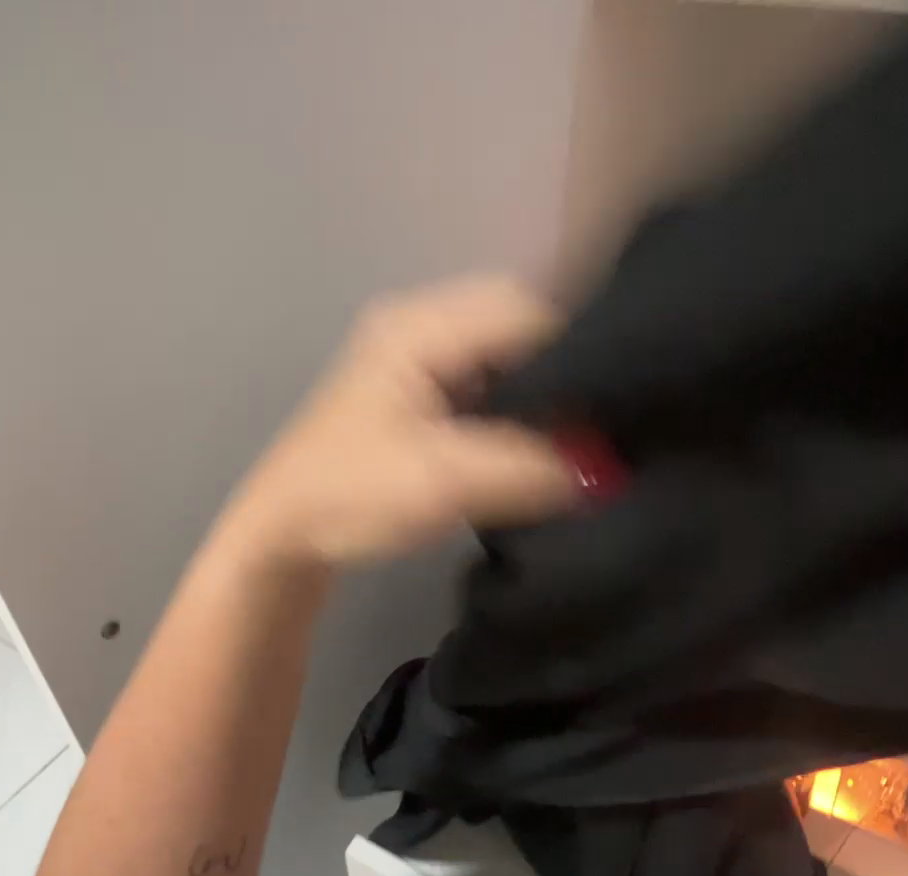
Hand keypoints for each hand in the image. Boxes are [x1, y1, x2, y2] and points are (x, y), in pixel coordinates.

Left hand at [221, 277, 580, 568]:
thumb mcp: (442, 482)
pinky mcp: (425, 397)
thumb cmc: (347, 496)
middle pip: (518, 327)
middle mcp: (422, 328)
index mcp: (418, 327)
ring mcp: (422, 362)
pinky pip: (492, 387)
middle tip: (612, 415)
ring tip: (591, 429)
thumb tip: (606, 473)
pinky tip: (550, 440)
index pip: (522, 309)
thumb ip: (528, 470)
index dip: (578, 346)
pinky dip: (524, 410)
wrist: (283, 535)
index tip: (624, 394)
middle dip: (567, 369)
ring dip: (546, 393)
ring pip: (509, 359)